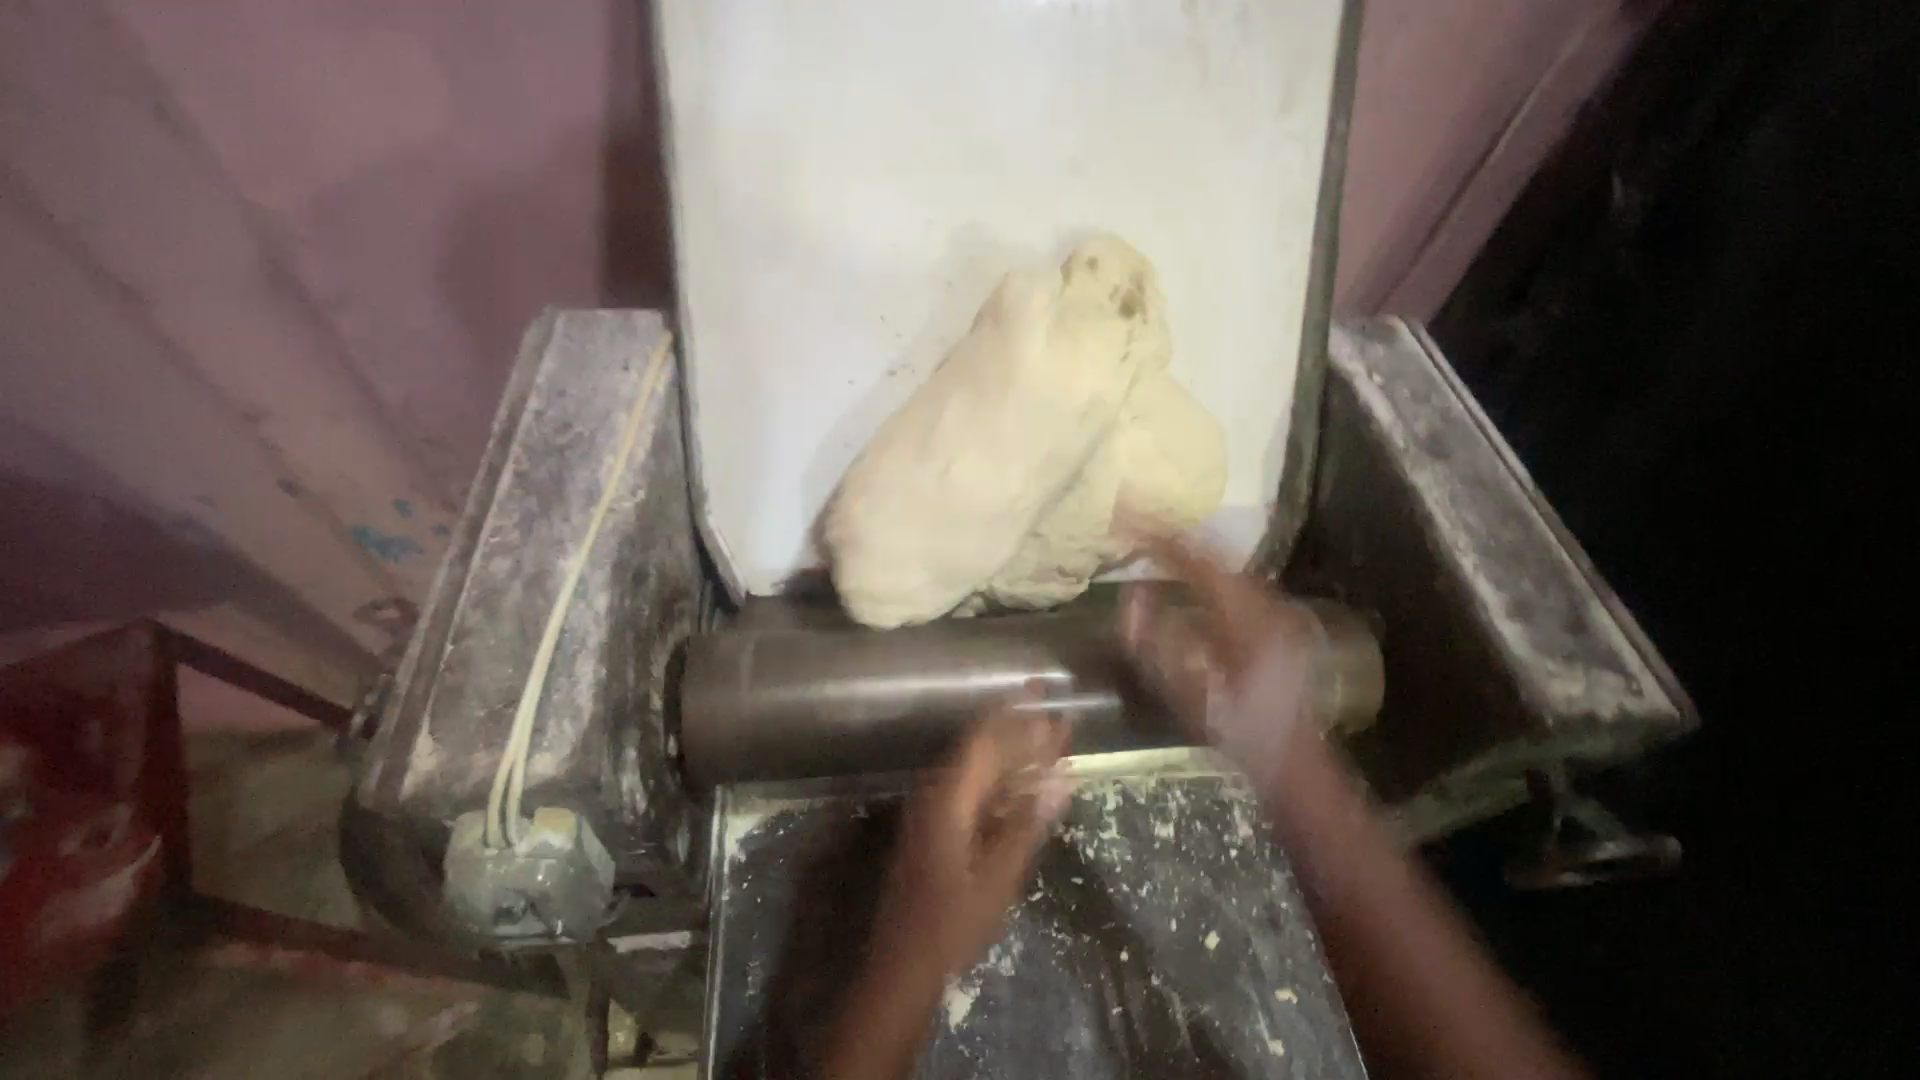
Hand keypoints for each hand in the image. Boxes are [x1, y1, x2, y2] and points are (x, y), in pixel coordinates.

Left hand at [869, 694, 1071, 978]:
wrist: (902, 966)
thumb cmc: (950, 924)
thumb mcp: (997, 878)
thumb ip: (1027, 823)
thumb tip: (1062, 777)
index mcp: (947, 796)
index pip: (984, 738)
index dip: (1016, 712)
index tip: (1043, 690)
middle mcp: (936, 792)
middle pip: (982, 748)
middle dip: (1020, 730)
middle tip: (1056, 712)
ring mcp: (933, 811)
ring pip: (979, 770)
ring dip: (1014, 755)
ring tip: (1051, 741)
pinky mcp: (936, 829)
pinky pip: (973, 791)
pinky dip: (1002, 783)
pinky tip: (1027, 786)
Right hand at [1116, 528, 1329, 796]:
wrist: (1295, 760)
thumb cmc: (1242, 733)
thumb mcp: (1194, 696)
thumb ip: (1158, 648)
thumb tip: (1129, 600)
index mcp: (1246, 617)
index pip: (1198, 563)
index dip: (1161, 539)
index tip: (1128, 521)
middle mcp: (1264, 603)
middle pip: (1214, 553)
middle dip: (1173, 533)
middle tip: (1136, 520)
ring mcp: (1272, 610)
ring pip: (1224, 563)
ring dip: (1188, 546)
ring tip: (1153, 535)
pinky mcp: (1270, 621)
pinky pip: (1231, 579)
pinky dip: (1202, 566)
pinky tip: (1184, 569)